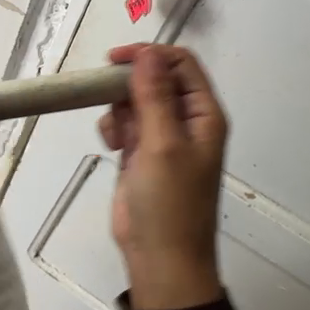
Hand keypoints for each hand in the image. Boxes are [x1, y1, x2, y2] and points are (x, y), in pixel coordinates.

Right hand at [97, 44, 228, 309]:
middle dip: (127, 84)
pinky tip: (112, 147)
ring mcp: (162, 137)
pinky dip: (113, 128)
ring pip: (134, 100)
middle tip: (105, 97)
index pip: (181, 64)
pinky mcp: (140, 153)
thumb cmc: (170, 202)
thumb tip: (147, 53)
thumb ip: (154, 96)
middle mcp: (185, 120)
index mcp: (204, 114)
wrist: (160, 256)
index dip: (150, 55)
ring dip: (117, 109)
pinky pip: (124, 123)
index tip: (114, 60)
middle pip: (154, 78)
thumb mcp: (163, 144)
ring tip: (116, 136)